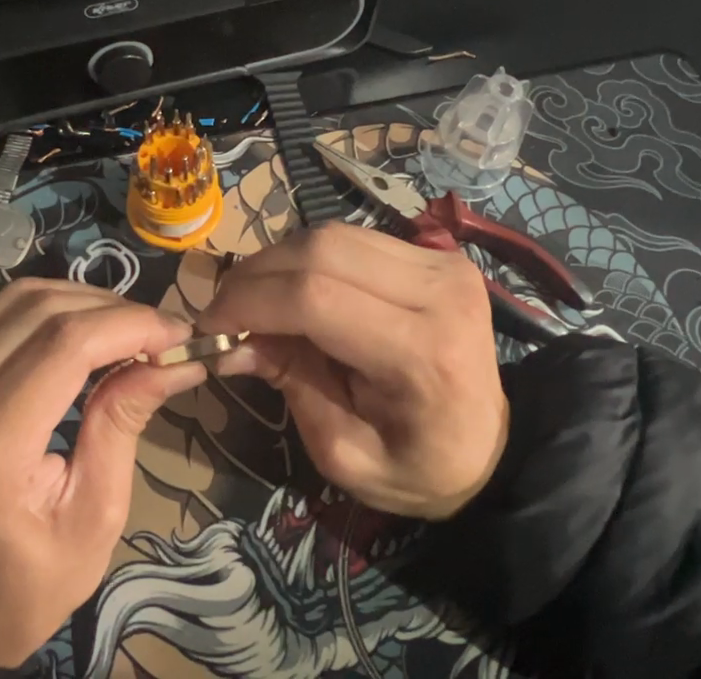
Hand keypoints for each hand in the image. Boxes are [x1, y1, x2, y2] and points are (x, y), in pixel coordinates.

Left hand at [0, 278, 205, 665]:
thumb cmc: (30, 585)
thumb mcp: (95, 517)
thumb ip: (123, 423)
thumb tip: (173, 357)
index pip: (62, 346)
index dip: (128, 324)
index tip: (177, 332)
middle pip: (37, 312)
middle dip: (110, 309)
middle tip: (157, 332)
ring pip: (11, 303)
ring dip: (78, 303)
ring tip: (124, 330)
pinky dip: (43, 314)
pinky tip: (80, 334)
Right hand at [198, 222, 506, 519]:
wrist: (491, 444)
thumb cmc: (418, 466)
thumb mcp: (345, 453)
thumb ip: (292, 386)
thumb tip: (231, 342)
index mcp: (423, 352)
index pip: (316, 297)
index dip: (250, 302)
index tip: (210, 327)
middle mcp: (439, 291)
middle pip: (321, 251)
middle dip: (256, 276)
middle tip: (223, 312)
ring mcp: (442, 263)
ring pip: (332, 235)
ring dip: (279, 262)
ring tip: (252, 302)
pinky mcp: (437, 253)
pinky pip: (352, 239)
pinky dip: (309, 259)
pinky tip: (293, 290)